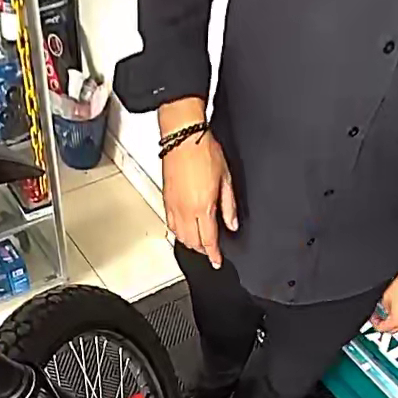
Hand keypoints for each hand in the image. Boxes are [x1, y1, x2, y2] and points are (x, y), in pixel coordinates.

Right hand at [159, 98, 236, 267]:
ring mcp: (173, 206)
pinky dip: (179, 233)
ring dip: (190, 243)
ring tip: (199, 243)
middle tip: (211, 251)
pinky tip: (184, 230)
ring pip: (180, 236)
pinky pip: (171, 225)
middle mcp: (185, 211)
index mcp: (202, 207)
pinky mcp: (166, 199)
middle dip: (202, 250)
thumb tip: (232, 223)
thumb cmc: (203, 150)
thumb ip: (229, 205)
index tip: (217, 261)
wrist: (182, 136)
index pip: (208, 240)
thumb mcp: (225, 178)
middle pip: (193, 242)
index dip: (214, 254)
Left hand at [373, 270, 397, 333]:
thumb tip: (385, 306)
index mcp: (397, 321)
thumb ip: (384, 304)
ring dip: (395, 318)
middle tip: (380, 316)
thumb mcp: (387, 294)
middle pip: (393, 329)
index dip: (374, 323)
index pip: (382, 328)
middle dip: (385, 324)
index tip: (373, 317)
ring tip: (390, 307)